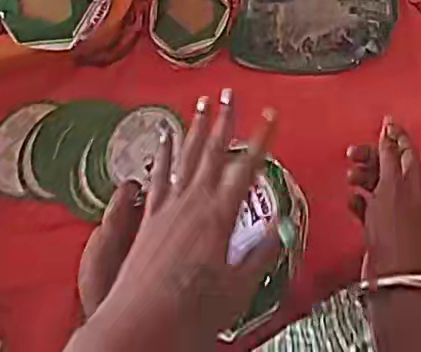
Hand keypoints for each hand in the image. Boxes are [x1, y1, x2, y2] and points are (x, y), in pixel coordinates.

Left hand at [68, 92, 283, 351]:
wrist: (137, 330)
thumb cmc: (189, 315)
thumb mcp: (237, 290)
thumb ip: (261, 255)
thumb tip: (283, 229)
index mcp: (219, 215)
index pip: (248, 166)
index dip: (262, 137)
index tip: (271, 112)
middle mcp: (194, 202)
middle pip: (213, 151)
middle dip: (225, 119)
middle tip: (230, 92)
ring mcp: (169, 206)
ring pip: (187, 155)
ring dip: (196, 126)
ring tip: (202, 101)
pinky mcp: (149, 217)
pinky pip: (160, 174)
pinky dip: (164, 151)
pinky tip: (165, 136)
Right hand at [346, 117, 420, 278]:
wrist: (389, 273)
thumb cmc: (392, 225)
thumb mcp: (389, 185)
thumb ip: (388, 156)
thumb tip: (388, 128)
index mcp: (410, 179)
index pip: (406, 149)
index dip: (396, 134)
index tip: (384, 120)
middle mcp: (403, 192)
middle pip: (387, 164)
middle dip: (370, 155)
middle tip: (352, 153)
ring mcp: (391, 209)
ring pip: (375, 183)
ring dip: (361, 176)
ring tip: (349, 178)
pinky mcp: (378, 226)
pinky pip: (367, 204)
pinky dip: (358, 199)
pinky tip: (351, 201)